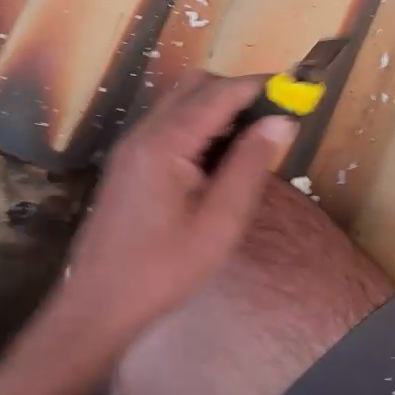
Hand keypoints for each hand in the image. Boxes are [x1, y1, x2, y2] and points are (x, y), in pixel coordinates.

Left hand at [57, 74, 297, 342]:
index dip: (262, 87)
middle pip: (198, 85)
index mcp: (165, 143)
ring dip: (221, 107)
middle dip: (240, 92)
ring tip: (251, 141)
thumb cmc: (164, 269)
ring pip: (183, 101)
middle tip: (272, 120)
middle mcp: (144, 133)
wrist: (97, 309)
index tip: (297, 93)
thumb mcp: (221, 221)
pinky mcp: (130, 162)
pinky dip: (202, 124)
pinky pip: (171, 123)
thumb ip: (251, 163)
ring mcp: (133, 147)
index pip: (221, 92)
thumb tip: (282, 120)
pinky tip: (219, 159)